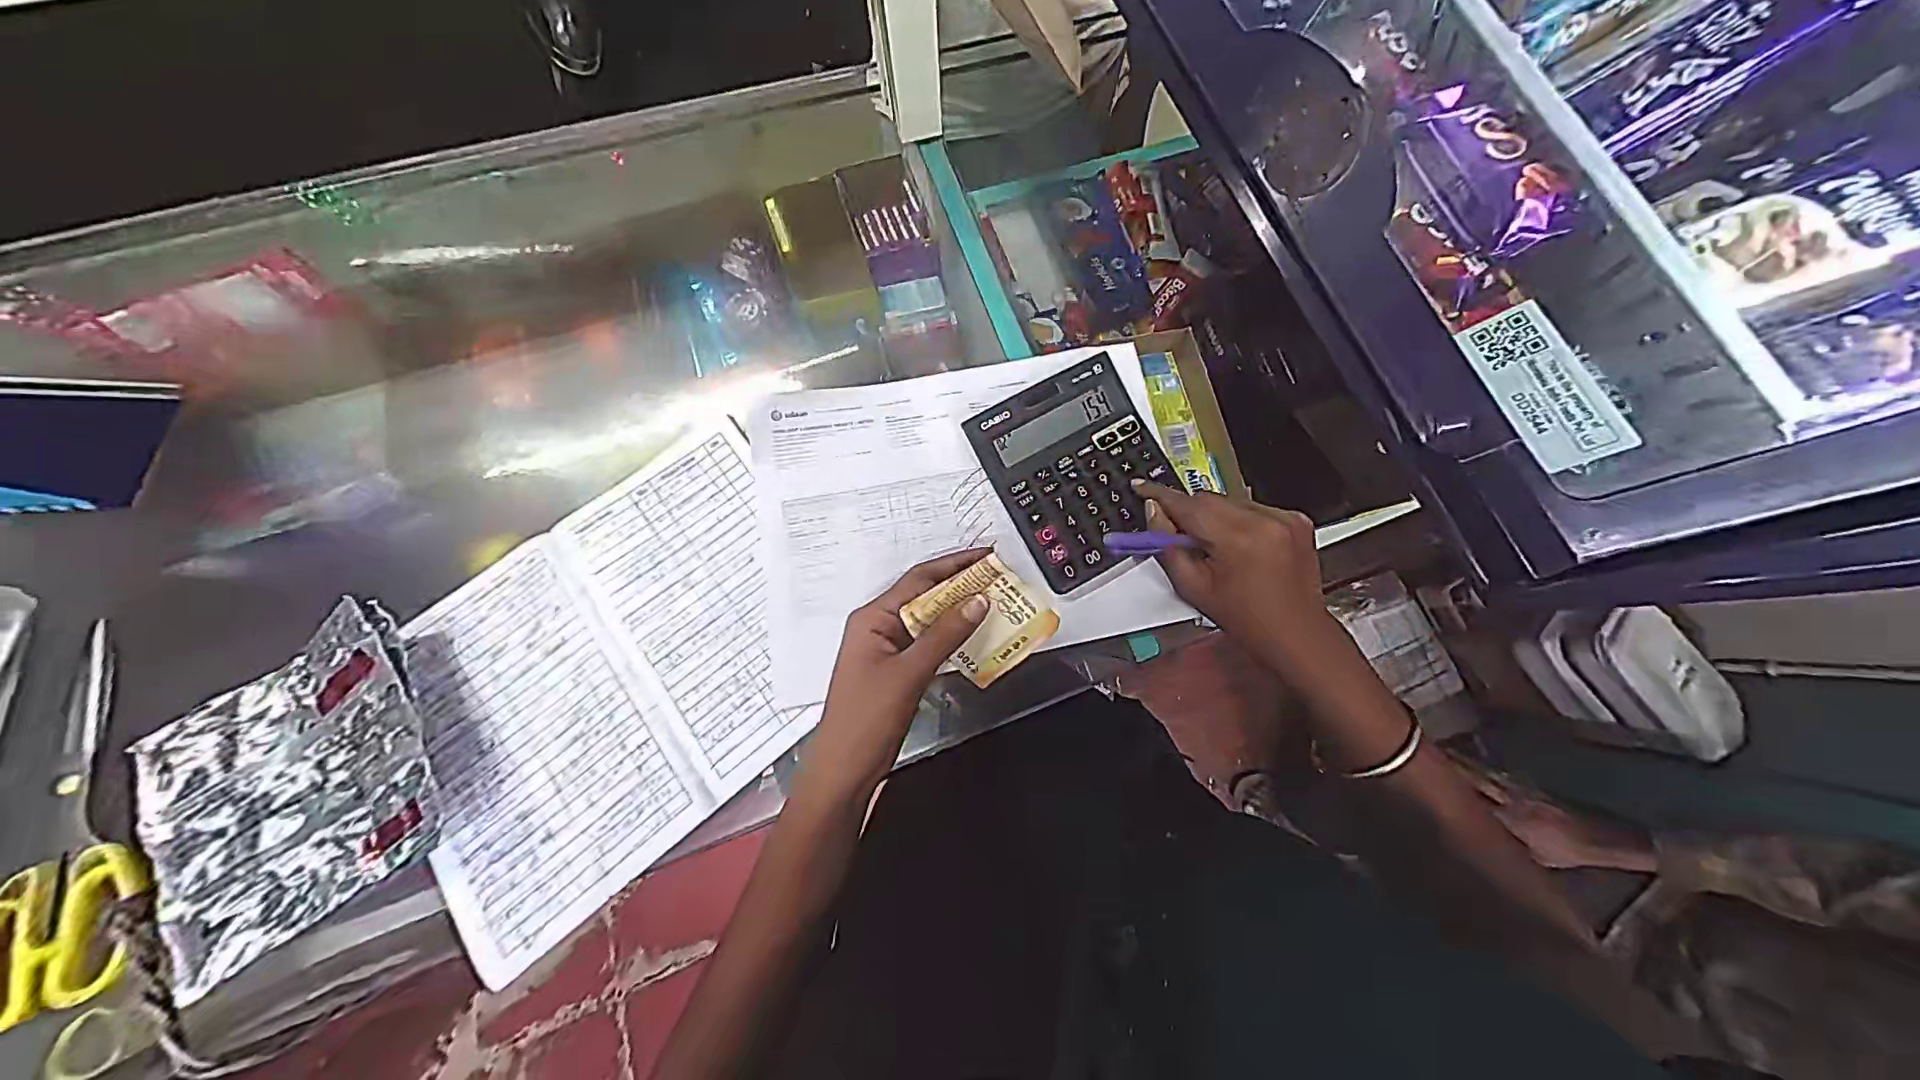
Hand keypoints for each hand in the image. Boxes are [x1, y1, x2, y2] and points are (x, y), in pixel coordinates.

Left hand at [802, 548, 993, 798]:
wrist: (845, 770)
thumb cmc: (864, 721)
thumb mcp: (909, 673)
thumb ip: (944, 635)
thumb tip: (976, 602)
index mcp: (873, 619)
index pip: (919, 579)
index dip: (954, 565)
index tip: (985, 557)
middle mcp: (879, 629)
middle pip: (925, 597)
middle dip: (961, 588)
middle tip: (997, 581)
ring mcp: (888, 651)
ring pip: (930, 622)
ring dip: (959, 614)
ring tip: (994, 606)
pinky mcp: (897, 672)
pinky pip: (929, 645)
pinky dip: (952, 640)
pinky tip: (975, 641)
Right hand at [1132, 480, 1349, 685]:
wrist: (1295, 633)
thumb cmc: (1249, 620)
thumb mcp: (1194, 587)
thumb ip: (1168, 546)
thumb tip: (1155, 514)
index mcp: (1239, 539)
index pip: (1188, 504)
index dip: (1160, 495)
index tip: (1143, 488)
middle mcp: (1266, 521)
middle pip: (1208, 499)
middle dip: (1189, 514)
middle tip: (1182, 540)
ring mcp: (1285, 518)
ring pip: (1229, 501)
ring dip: (1215, 518)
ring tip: (1218, 552)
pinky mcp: (1295, 520)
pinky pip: (1253, 508)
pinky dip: (1240, 522)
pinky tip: (1241, 548)